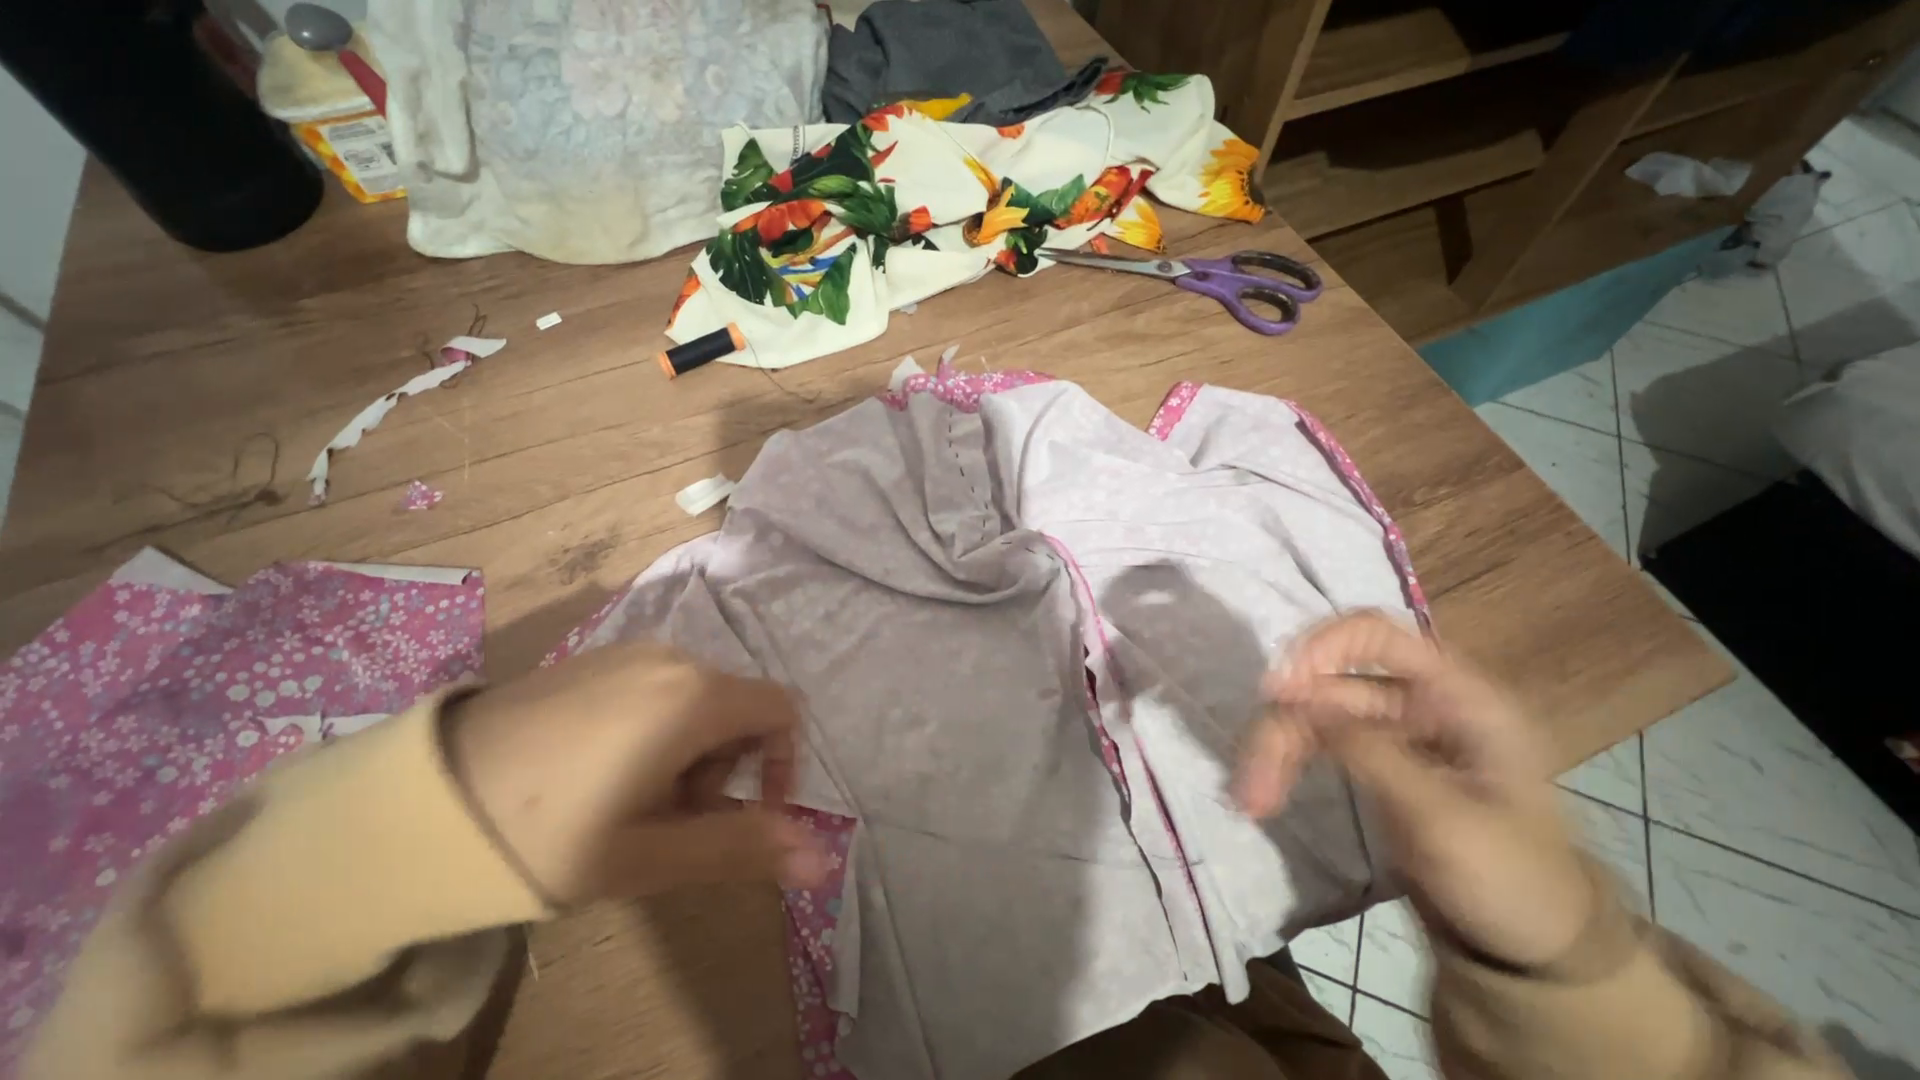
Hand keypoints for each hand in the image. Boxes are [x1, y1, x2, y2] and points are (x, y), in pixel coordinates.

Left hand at [443, 643, 830, 904]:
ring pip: (696, 698)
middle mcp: (670, 657)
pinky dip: (659, 727)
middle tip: (676, 822)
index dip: (784, 764)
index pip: (782, 711)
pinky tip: (604, 772)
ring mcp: (627, 651)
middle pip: (738, 706)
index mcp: (694, 696)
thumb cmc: (550, 832)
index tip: (748, 815)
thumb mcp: (650, 856)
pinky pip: (655, 687)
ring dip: (692, 751)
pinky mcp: (592, 658)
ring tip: (635, 804)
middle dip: (728, 767)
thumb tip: (823, 860)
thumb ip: (742, 848)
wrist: (423, 798)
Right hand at [1235, 613, 1590, 968]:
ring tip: (1252, 801)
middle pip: (1330, 683)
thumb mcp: (1442, 817)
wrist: (1534, 945)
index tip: (1278, 689)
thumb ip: (1369, 750)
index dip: (1322, 647)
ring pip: (1313, 714)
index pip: (1377, 634)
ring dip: (1276, 749)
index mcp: (1459, 696)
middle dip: (1285, 724)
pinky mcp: (1373, 762)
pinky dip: (1285, 765)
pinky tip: (1261, 796)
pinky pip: (1315, 744)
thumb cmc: (1509, 876)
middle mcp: (1421, 701)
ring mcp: (1394, 732)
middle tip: (1252, 783)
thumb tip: (1296, 696)